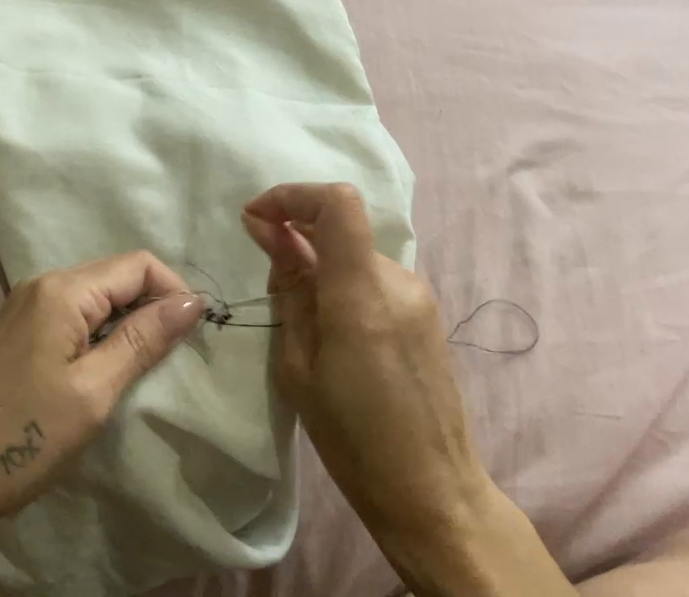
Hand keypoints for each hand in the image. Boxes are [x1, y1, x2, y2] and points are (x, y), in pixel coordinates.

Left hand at [0, 251, 206, 526]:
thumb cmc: (24, 438)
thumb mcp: (94, 392)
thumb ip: (142, 339)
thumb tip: (192, 301)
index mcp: (61, 290)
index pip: (137, 265)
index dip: (174, 292)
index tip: (197, 337)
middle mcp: (41, 285)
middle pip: (116, 276)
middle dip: (153, 306)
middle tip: (177, 357)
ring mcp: (25, 308)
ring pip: (96, 297)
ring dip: (128, 323)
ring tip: (146, 368)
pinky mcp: (18, 333)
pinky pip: (73, 316)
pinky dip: (100, 334)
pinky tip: (108, 371)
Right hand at [242, 183, 493, 545]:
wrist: (432, 491)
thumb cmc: (352, 437)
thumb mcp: (299, 365)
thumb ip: (289, 288)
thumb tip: (269, 231)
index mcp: (363, 294)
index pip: (337, 203)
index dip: (291, 196)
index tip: (255, 219)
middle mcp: (398, 281)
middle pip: (341, 227)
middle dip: (296, 236)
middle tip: (267, 281)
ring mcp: (418, 295)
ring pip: (354, 254)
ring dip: (319, 264)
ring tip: (299, 320)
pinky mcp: (426, 312)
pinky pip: (372, 277)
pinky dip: (342, 283)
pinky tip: (331, 332)